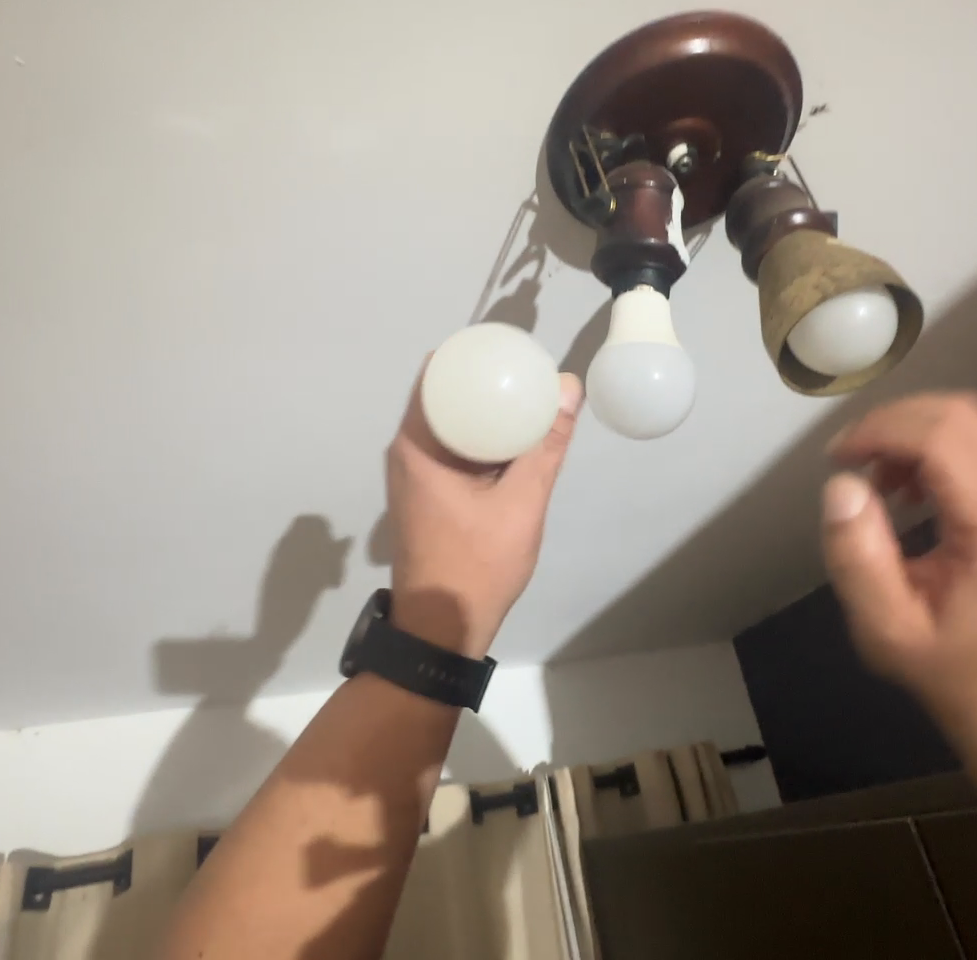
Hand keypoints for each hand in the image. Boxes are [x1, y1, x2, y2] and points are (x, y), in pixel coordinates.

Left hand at [385, 367, 582, 657]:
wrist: (442, 627)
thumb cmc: (478, 564)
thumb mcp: (522, 501)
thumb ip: (546, 445)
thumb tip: (569, 387)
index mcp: (417, 446)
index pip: (436, 376)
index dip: (470, 356)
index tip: (508, 349)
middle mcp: (407, 452)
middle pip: (442, 396)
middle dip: (483, 381)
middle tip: (527, 371)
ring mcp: (413, 474)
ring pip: (448, 423)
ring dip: (482, 410)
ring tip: (525, 395)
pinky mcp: (426, 491)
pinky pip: (451, 447)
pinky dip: (479, 436)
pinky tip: (512, 436)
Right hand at [821, 392, 976, 721]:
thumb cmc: (938, 658)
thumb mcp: (882, 628)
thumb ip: (858, 561)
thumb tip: (842, 485)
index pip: (941, 438)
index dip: (880, 432)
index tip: (836, 459)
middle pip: (956, 413)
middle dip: (889, 423)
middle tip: (847, 461)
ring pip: (964, 415)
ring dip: (905, 430)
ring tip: (874, 478)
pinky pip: (971, 433)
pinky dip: (924, 439)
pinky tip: (903, 483)